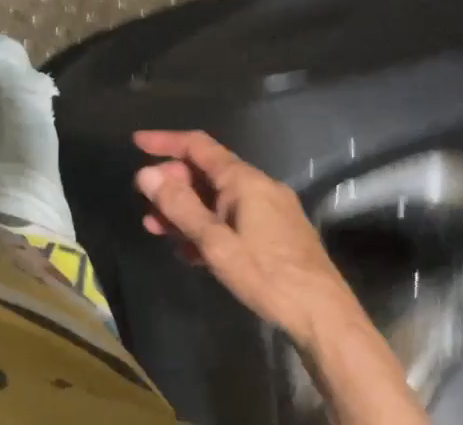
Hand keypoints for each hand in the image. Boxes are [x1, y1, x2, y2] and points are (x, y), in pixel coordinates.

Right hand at [134, 130, 363, 344]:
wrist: (327, 321)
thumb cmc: (268, 277)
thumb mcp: (215, 243)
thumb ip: (179, 206)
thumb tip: (145, 173)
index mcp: (246, 181)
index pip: (198, 146)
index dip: (164, 141)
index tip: (136, 143)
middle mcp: (260, 187)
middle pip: (205, 173)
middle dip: (172, 185)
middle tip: (146, 204)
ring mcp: (272, 211)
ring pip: (217, 199)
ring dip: (186, 210)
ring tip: (158, 230)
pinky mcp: (278, 235)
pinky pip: (232, 218)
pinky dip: (207, 226)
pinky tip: (191, 252)